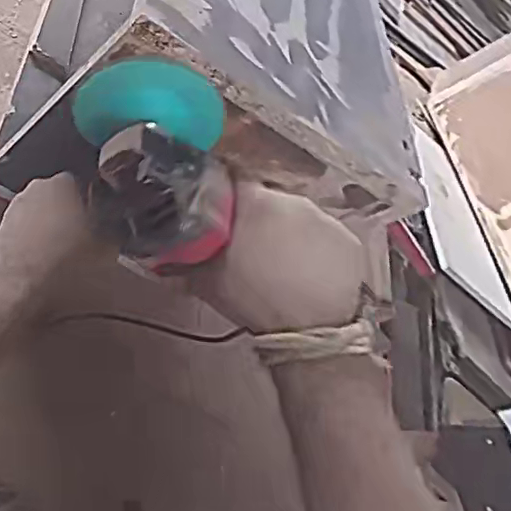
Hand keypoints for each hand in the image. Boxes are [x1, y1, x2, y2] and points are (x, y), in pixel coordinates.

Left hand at [0, 174, 110, 289]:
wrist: (26, 285)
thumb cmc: (68, 262)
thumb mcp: (107, 247)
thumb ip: (113, 227)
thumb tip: (115, 224)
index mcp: (63, 183)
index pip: (82, 181)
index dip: (91, 200)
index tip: (99, 216)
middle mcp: (35, 187)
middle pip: (58, 194)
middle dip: (68, 209)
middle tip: (83, 232)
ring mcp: (16, 206)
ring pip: (40, 209)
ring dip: (50, 222)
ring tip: (63, 247)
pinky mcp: (3, 226)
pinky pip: (25, 225)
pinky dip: (33, 235)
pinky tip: (44, 254)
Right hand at [188, 180, 364, 332]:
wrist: (312, 331)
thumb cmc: (251, 297)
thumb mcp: (205, 279)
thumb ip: (184, 256)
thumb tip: (161, 251)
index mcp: (254, 201)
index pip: (233, 179)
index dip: (222, 193)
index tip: (215, 209)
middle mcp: (291, 200)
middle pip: (266, 197)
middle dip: (255, 214)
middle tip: (245, 238)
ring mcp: (325, 218)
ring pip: (295, 215)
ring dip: (284, 228)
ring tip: (277, 256)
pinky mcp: (349, 238)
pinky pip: (323, 234)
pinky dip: (312, 245)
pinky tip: (305, 267)